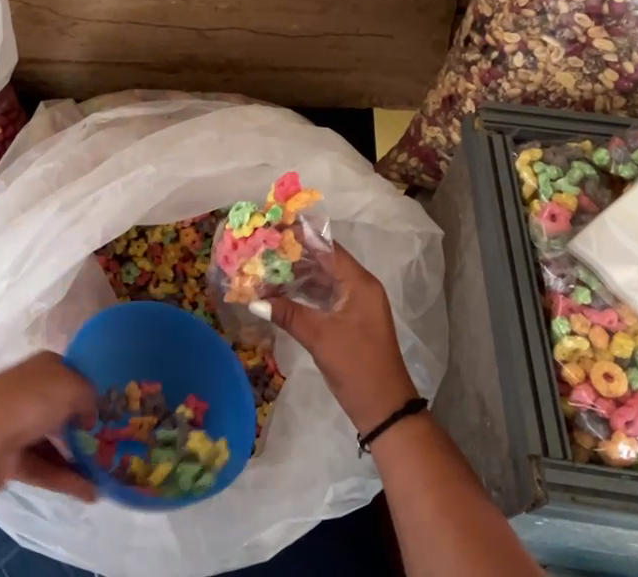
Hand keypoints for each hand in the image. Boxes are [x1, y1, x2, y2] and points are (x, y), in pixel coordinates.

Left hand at [0, 352, 99, 501]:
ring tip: (104, 477)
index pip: (70, 374)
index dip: (89, 390)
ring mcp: (16, 425)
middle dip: (83, 428)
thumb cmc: (31, 399)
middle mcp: (28, 392)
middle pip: (61, 410)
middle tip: (109, 446)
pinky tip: (88, 492)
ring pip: (52, 442)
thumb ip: (89, 397)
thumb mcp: (73, 387)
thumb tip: (90, 413)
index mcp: (42, 366)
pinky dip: (64, 479)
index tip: (108, 410)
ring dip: (77, 460)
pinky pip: (42, 467)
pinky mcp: (9, 457)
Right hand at [256, 245, 419, 433]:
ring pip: (321, 281)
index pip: (327, 248)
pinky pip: (323, 298)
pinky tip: (278, 294)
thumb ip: (287, 314)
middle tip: (261, 249)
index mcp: (359, 283)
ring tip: (263, 269)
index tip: (272, 228)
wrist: (384, 408)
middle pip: (323, 262)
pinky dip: (302, 295)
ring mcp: (355, 305)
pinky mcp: (349, 321)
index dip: (300, 237)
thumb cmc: (357, 366)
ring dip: (295, 277)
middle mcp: (359, 287)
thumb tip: (252, 300)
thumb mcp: (319, 337)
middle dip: (293, 257)